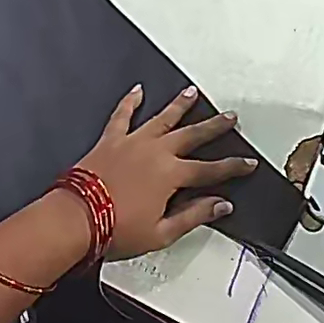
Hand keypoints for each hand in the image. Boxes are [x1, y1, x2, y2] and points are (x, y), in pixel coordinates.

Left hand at [75, 84, 257, 260]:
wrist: (77, 218)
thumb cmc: (115, 228)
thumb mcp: (162, 232)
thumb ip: (194, 215)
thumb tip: (219, 206)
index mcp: (171, 175)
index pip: (211, 170)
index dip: (232, 167)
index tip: (247, 163)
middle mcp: (155, 152)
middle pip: (192, 135)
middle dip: (214, 127)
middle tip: (229, 118)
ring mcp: (132, 143)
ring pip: (162, 118)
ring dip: (180, 105)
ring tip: (192, 93)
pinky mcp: (110, 141)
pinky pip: (122, 115)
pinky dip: (130, 101)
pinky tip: (137, 91)